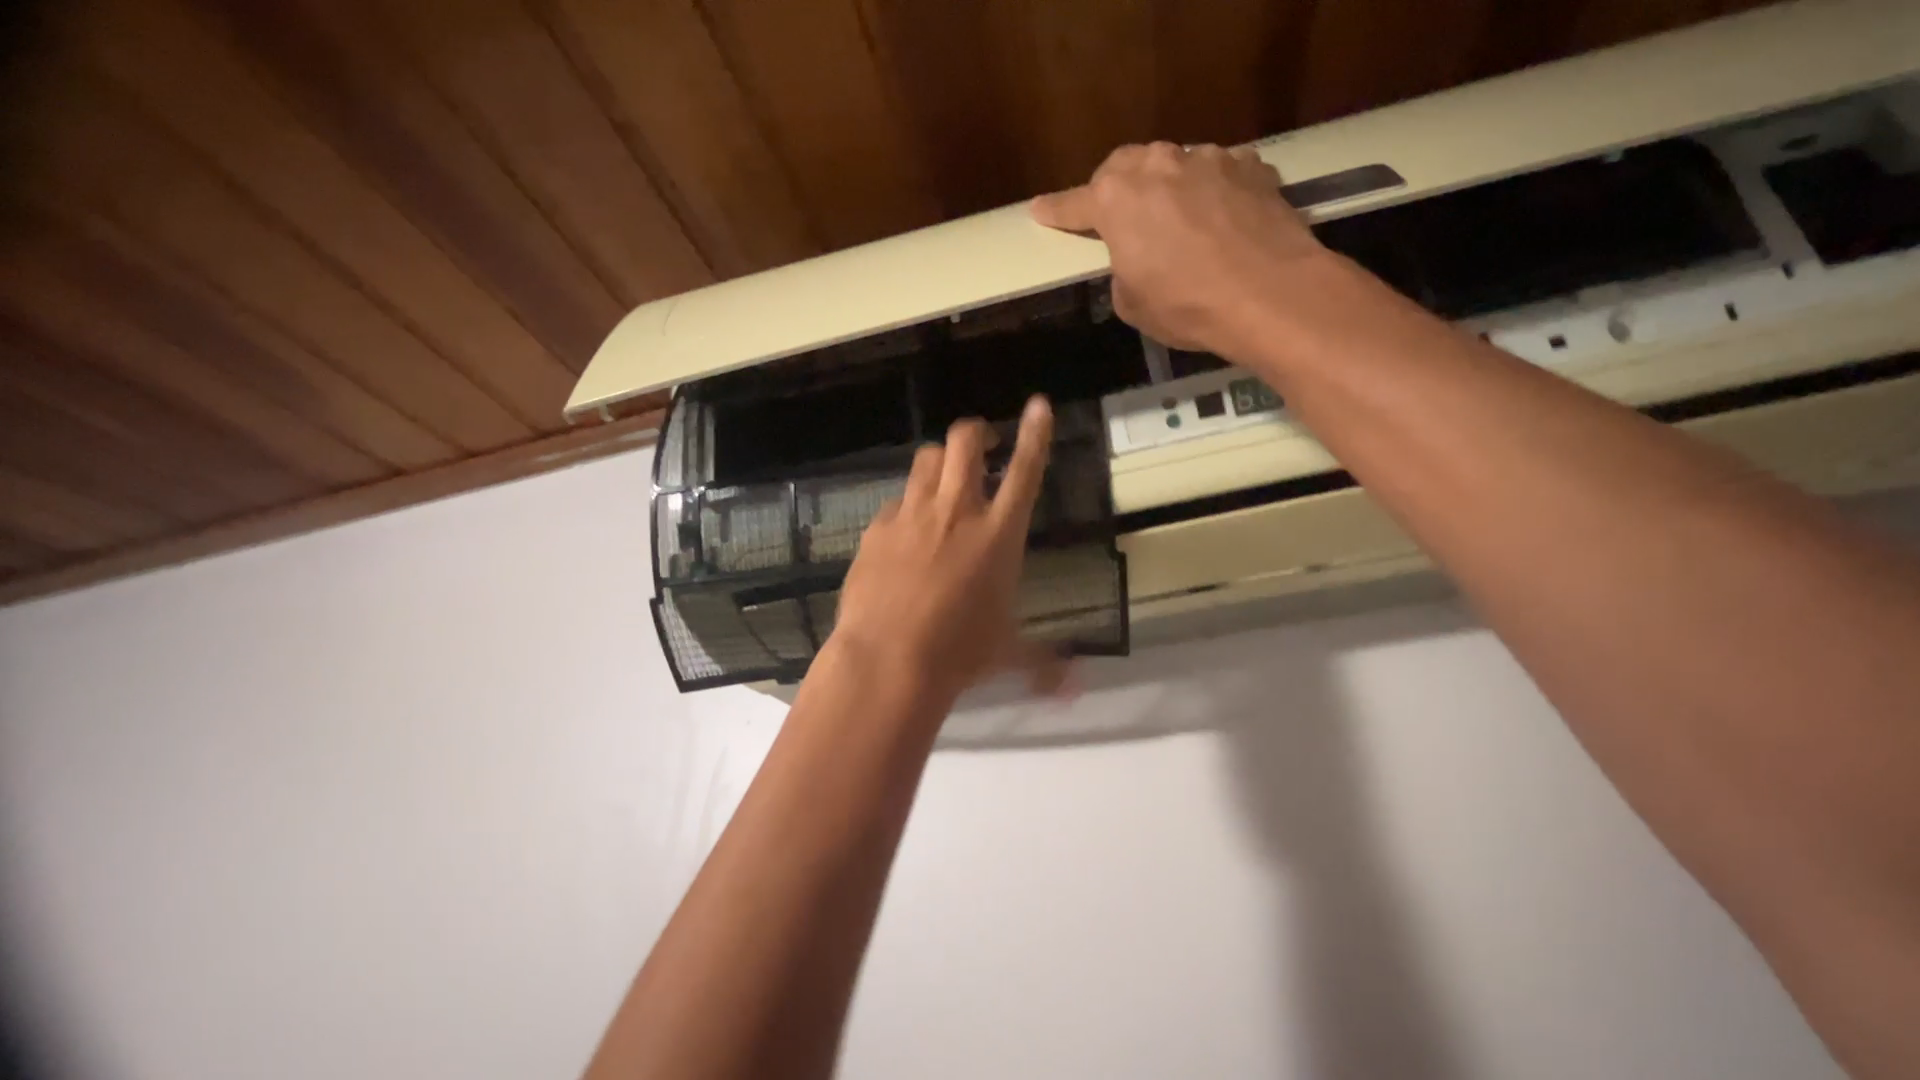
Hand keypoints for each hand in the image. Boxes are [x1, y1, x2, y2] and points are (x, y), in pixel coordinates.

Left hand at [828, 396, 1068, 703]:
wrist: (888, 660)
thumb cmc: (959, 654)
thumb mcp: (1007, 653)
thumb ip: (1043, 662)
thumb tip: (1074, 688)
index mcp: (999, 533)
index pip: (1025, 469)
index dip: (1035, 432)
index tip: (1038, 405)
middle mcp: (956, 511)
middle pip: (965, 441)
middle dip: (976, 433)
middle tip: (983, 446)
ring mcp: (912, 515)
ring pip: (927, 460)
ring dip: (941, 463)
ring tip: (945, 481)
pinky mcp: (876, 530)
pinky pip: (894, 502)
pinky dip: (906, 508)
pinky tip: (906, 533)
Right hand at [1031, 142, 1328, 356]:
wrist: (1272, 294)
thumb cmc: (1188, 305)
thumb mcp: (1133, 304)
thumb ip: (1123, 270)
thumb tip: (1136, 261)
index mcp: (1117, 199)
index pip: (1074, 204)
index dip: (1056, 211)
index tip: (1040, 210)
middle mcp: (1159, 165)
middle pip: (1126, 168)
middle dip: (1118, 190)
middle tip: (1121, 217)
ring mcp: (1209, 159)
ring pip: (1177, 165)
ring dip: (1171, 187)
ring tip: (1181, 221)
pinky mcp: (1252, 167)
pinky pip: (1222, 173)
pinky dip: (1216, 191)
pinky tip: (1225, 219)